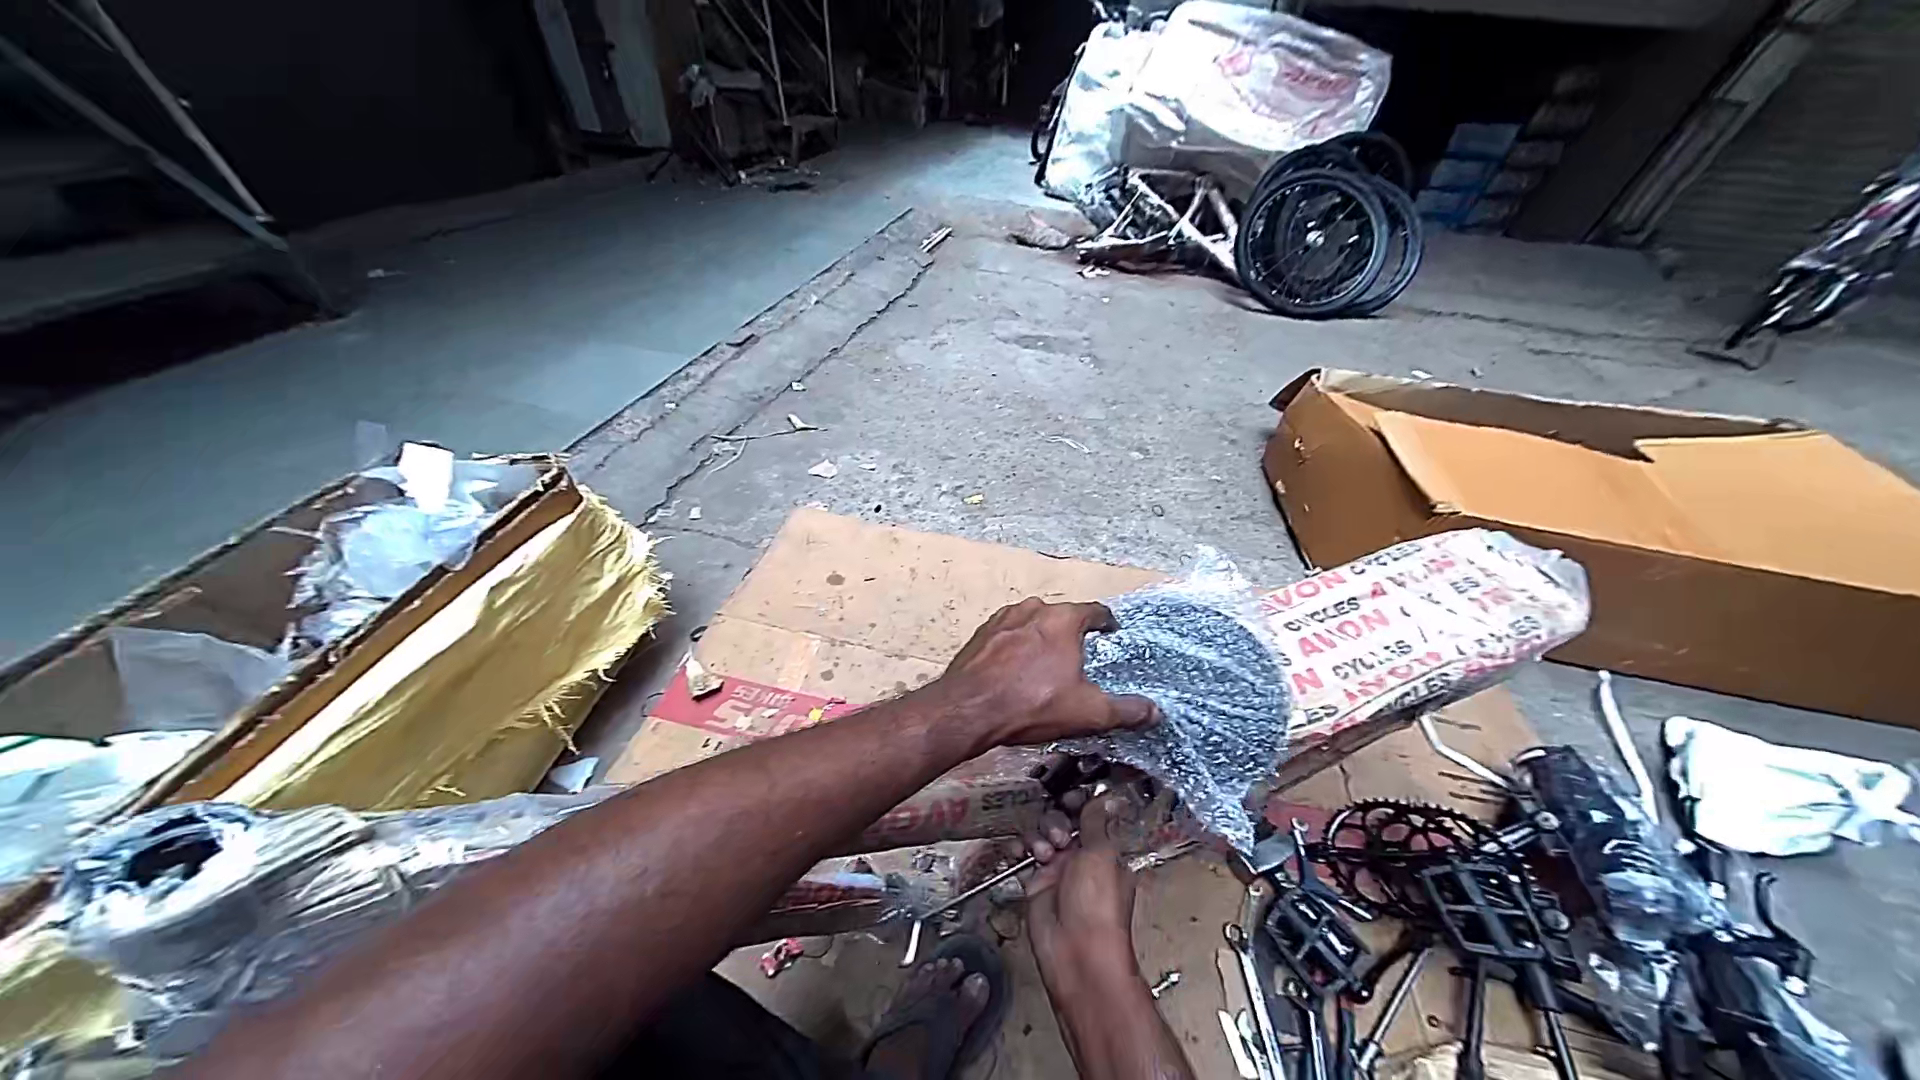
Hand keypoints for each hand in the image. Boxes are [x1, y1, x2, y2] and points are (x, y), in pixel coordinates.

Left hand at [928, 598, 1158, 749]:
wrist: (969, 710)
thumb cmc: (1031, 705)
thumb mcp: (1088, 712)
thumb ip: (1126, 710)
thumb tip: (1154, 711)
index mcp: (1062, 620)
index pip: (1094, 611)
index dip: (1106, 622)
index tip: (1111, 631)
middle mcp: (1032, 610)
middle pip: (1061, 616)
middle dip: (1072, 633)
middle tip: (1079, 655)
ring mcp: (1002, 619)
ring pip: (1031, 622)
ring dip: (1041, 637)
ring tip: (1046, 662)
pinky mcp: (980, 634)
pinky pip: (1007, 635)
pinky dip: (1015, 646)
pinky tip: (1015, 668)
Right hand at [1024, 791, 1142, 996]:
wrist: (1076, 952)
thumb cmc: (1097, 902)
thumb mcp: (1102, 854)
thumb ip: (1096, 821)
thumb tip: (1107, 795)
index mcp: (1104, 850)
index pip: (1088, 815)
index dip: (1076, 802)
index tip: (1067, 797)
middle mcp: (1081, 857)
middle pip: (1062, 821)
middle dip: (1056, 822)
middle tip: (1059, 840)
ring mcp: (1057, 870)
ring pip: (1041, 834)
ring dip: (1038, 836)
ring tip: (1043, 854)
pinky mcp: (1035, 882)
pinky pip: (1023, 854)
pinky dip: (1018, 848)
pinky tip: (1019, 852)